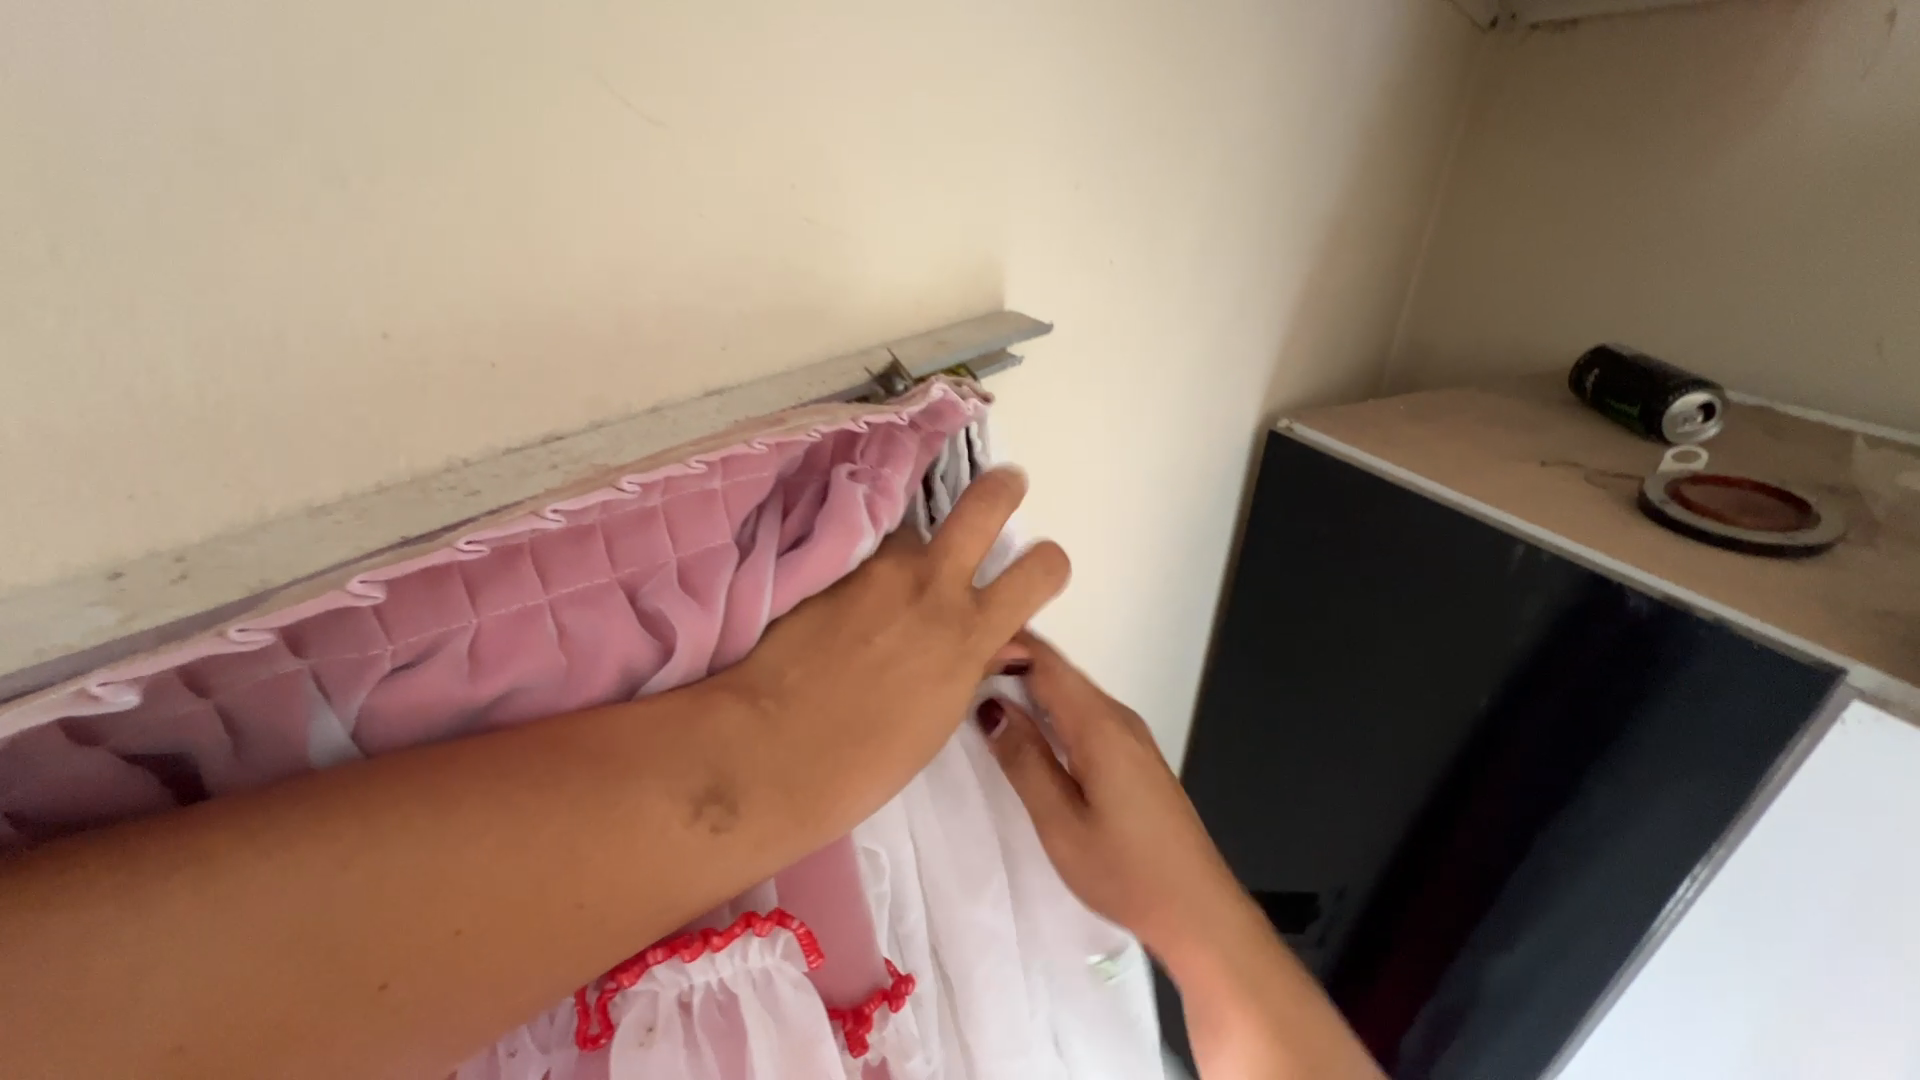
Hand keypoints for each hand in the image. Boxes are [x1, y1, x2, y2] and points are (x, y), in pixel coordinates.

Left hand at [719, 467, 1070, 834]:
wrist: (771, 750)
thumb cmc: (865, 760)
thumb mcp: (939, 716)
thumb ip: (971, 665)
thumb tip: (997, 643)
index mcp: (970, 633)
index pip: (1042, 569)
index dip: (1047, 564)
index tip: (1035, 569)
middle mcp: (931, 585)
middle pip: (986, 503)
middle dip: (1003, 489)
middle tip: (1005, 485)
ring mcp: (877, 570)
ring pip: (911, 530)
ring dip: (911, 549)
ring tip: (889, 585)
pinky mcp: (830, 567)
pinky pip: (864, 552)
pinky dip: (867, 570)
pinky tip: (847, 601)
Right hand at [980, 633, 1246, 960]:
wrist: (1197, 910)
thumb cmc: (1124, 872)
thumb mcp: (1060, 822)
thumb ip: (1024, 760)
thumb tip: (990, 706)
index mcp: (1099, 726)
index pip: (1046, 662)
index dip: (1004, 645)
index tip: (959, 651)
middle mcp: (1118, 717)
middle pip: (1059, 671)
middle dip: (1011, 662)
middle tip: (958, 673)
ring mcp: (1130, 736)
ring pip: (1071, 693)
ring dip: (1029, 687)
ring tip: (979, 693)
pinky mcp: (1134, 756)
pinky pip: (1084, 715)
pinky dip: (1050, 711)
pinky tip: (1027, 729)